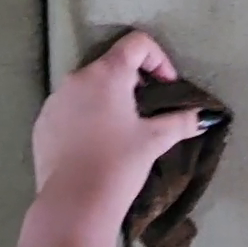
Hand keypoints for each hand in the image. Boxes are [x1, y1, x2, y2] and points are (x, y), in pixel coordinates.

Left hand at [31, 31, 204, 225]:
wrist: (74, 203)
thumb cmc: (119, 164)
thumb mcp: (154, 140)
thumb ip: (181, 122)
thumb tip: (204, 116)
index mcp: (107, 73)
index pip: (136, 43)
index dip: (158, 58)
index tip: (167, 85)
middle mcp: (77, 77)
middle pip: (111, 64)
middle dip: (133, 81)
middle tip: (147, 108)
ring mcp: (56, 98)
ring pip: (88, 86)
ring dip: (108, 98)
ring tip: (120, 129)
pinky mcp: (43, 120)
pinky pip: (69, 107)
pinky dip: (85, 115)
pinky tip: (95, 144)